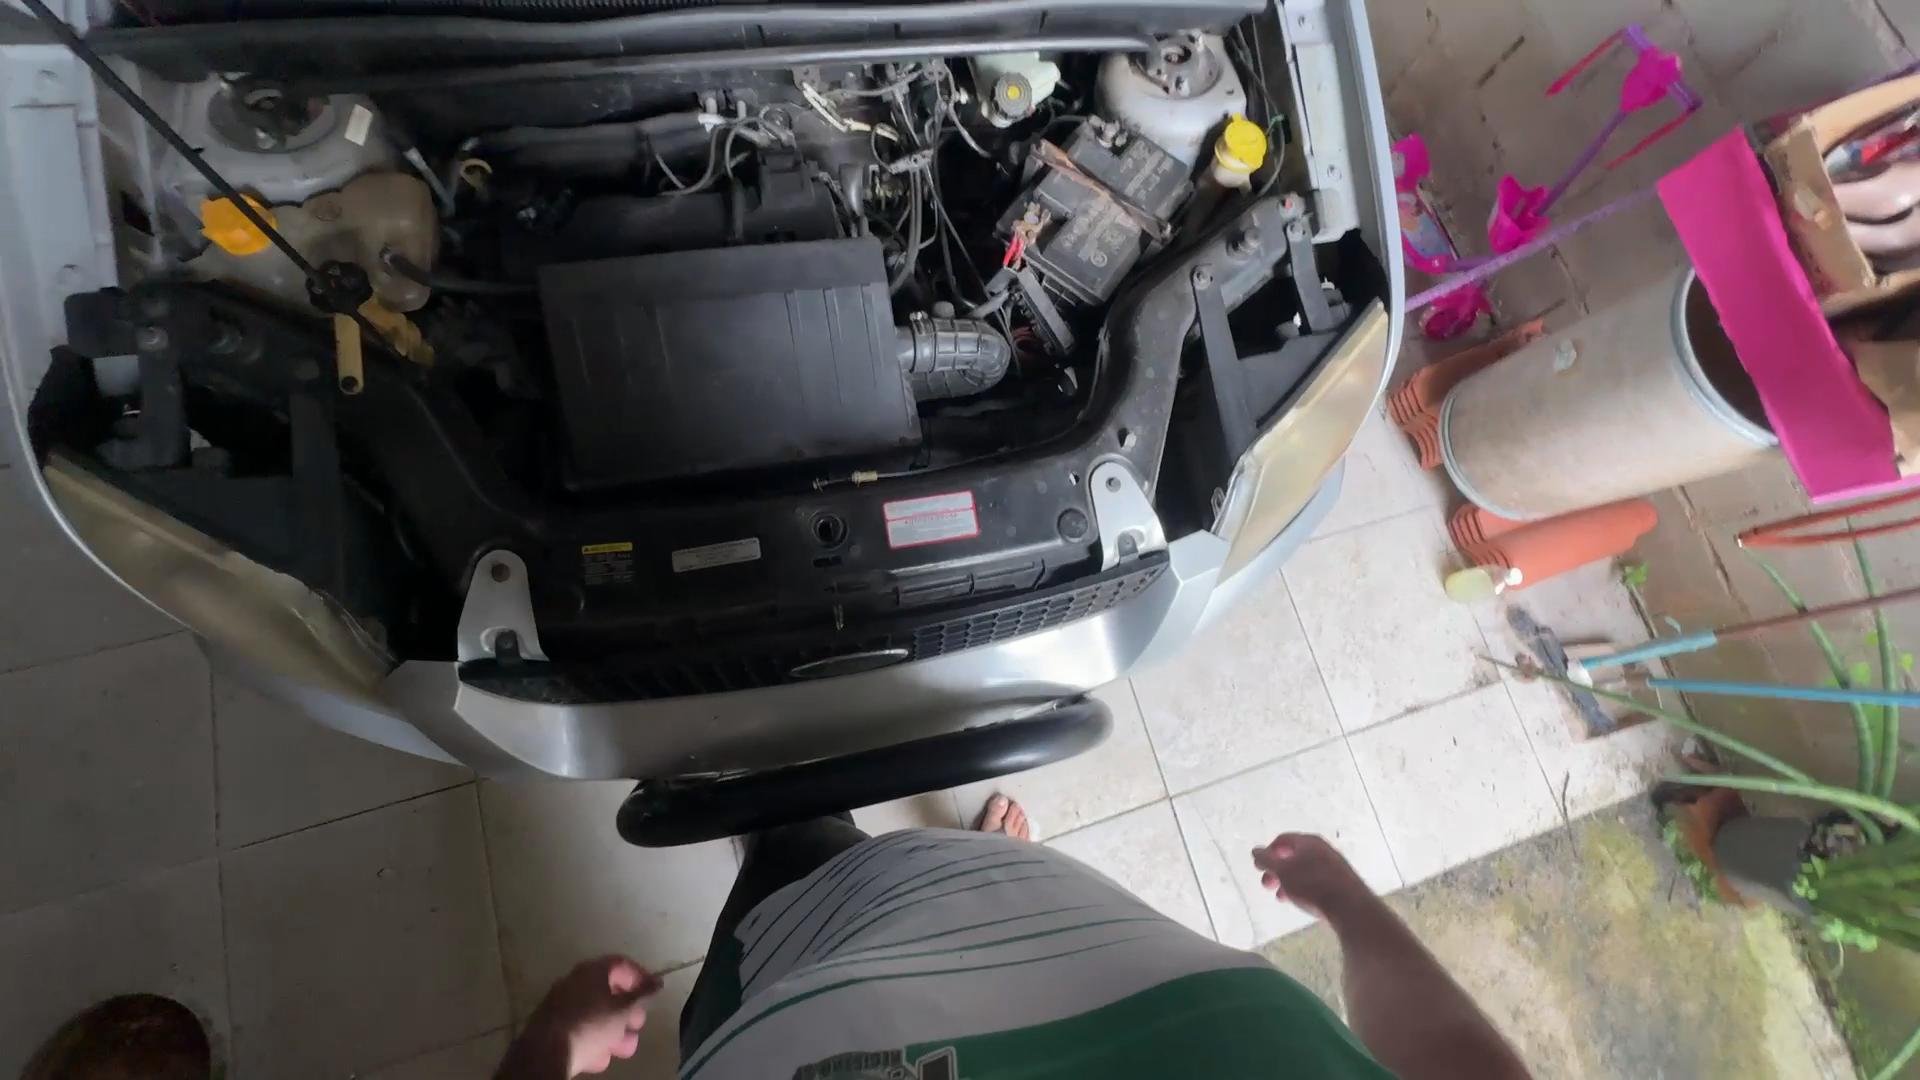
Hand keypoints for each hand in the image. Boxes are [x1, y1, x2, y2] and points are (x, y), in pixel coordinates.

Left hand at [519, 956, 661, 1077]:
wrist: (542, 1056)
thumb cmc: (589, 1025)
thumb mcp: (623, 1010)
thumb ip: (643, 994)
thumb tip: (658, 981)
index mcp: (593, 970)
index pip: (622, 964)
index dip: (640, 977)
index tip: (651, 994)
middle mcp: (575, 981)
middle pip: (608, 992)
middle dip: (628, 1012)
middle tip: (638, 1027)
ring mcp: (559, 1004)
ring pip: (594, 1013)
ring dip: (613, 1030)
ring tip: (624, 1049)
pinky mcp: (549, 1027)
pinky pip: (578, 1028)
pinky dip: (592, 1038)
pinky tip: (600, 1058)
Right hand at [1251, 833, 1371, 919]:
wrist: (1352, 908)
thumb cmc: (1312, 885)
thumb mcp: (1282, 871)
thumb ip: (1266, 860)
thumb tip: (1255, 850)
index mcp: (1308, 841)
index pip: (1283, 840)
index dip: (1268, 852)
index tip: (1259, 868)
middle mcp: (1323, 849)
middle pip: (1294, 856)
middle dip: (1277, 870)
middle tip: (1267, 884)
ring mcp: (1336, 866)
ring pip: (1306, 870)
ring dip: (1290, 881)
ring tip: (1282, 897)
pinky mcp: (1345, 883)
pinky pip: (1319, 881)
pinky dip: (1306, 887)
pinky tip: (1303, 901)